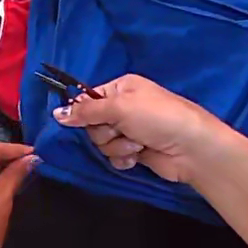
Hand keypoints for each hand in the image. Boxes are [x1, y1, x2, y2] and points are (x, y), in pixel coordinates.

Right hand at [52, 74, 233, 183]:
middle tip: (123, 130)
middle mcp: (123, 108)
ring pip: (101, 142)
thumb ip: (85, 111)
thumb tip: (56, 113)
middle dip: (105, 132)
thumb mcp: (119, 107)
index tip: (89, 119)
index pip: (88, 99)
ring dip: (117, 146)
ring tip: (138, 144)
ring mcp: (129, 130)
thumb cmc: (158, 118)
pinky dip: (122, 158)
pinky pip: (112, 157)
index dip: (86, 112)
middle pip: (92, 124)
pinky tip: (136, 157)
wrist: (192, 148)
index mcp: (121, 88)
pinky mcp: (134, 151)